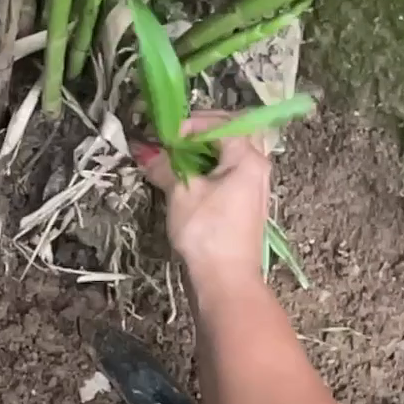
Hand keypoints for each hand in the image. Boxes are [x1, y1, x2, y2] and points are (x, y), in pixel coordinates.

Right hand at [134, 113, 270, 286]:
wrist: (224, 279)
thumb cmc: (206, 232)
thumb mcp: (181, 194)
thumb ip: (165, 167)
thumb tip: (146, 152)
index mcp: (248, 158)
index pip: (223, 124)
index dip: (193, 124)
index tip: (166, 135)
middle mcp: (257, 168)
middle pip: (233, 137)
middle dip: (202, 135)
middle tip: (176, 141)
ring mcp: (254, 189)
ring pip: (230, 158)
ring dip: (205, 155)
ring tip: (179, 163)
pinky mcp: (244, 207)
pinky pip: (228, 177)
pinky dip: (209, 173)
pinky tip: (190, 184)